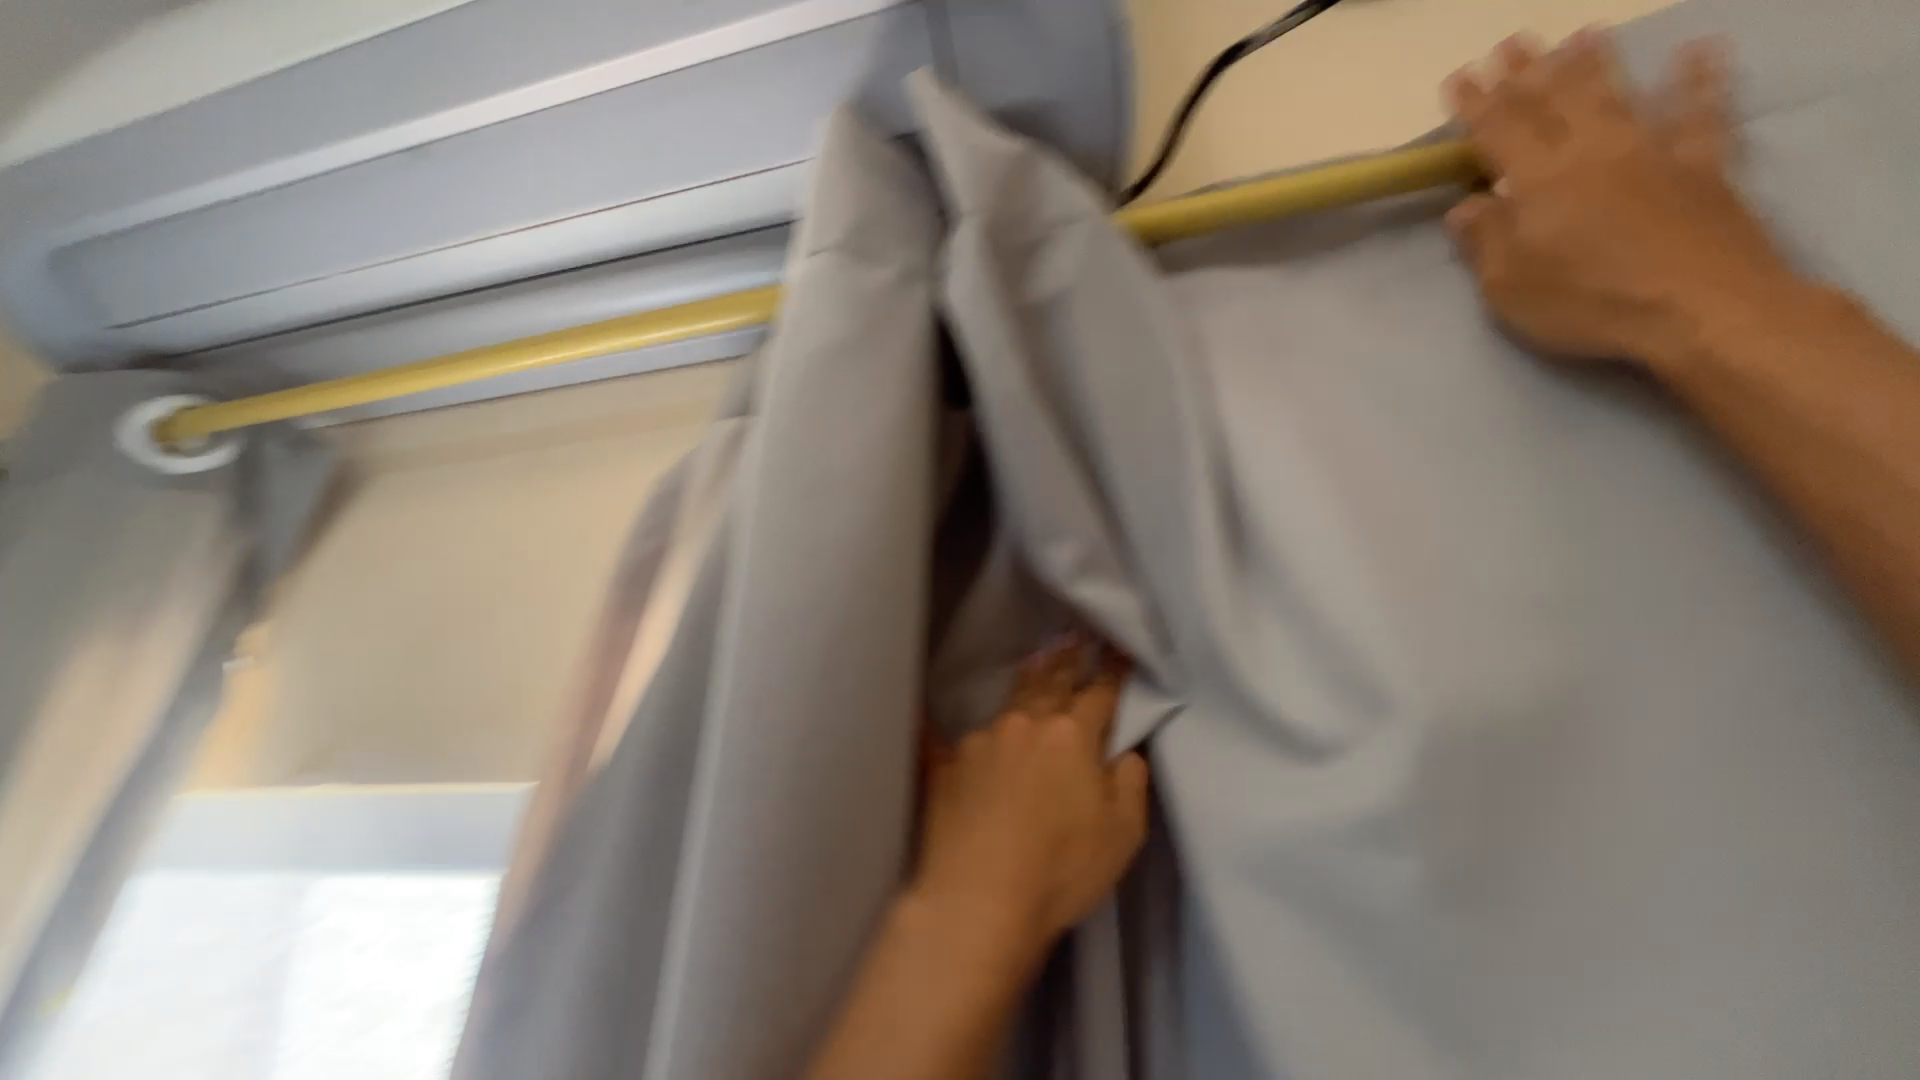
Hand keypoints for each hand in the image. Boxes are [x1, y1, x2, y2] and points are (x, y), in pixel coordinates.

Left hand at [907, 636, 1149, 962]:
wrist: (976, 900)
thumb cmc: (1061, 871)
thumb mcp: (1123, 833)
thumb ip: (1129, 782)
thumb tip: (1124, 752)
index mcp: (1073, 737)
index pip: (1099, 693)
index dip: (1113, 670)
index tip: (1118, 649)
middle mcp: (1025, 726)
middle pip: (1050, 683)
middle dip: (1066, 658)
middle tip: (1073, 636)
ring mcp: (981, 741)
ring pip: (1009, 704)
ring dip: (1026, 682)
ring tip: (1035, 662)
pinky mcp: (944, 765)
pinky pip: (947, 735)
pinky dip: (944, 720)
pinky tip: (925, 706)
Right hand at [1444, 30, 1805, 370]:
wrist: (1699, 309)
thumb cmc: (1588, 303)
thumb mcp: (1509, 287)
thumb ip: (1486, 241)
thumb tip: (1465, 206)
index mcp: (1539, 182)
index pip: (1498, 131)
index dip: (1476, 103)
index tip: (1460, 76)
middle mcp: (1592, 153)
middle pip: (1555, 101)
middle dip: (1528, 71)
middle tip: (1512, 42)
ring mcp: (1652, 153)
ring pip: (1618, 96)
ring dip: (1597, 64)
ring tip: (1583, 35)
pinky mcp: (1702, 167)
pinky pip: (1701, 114)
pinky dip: (1700, 80)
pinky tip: (1699, 51)